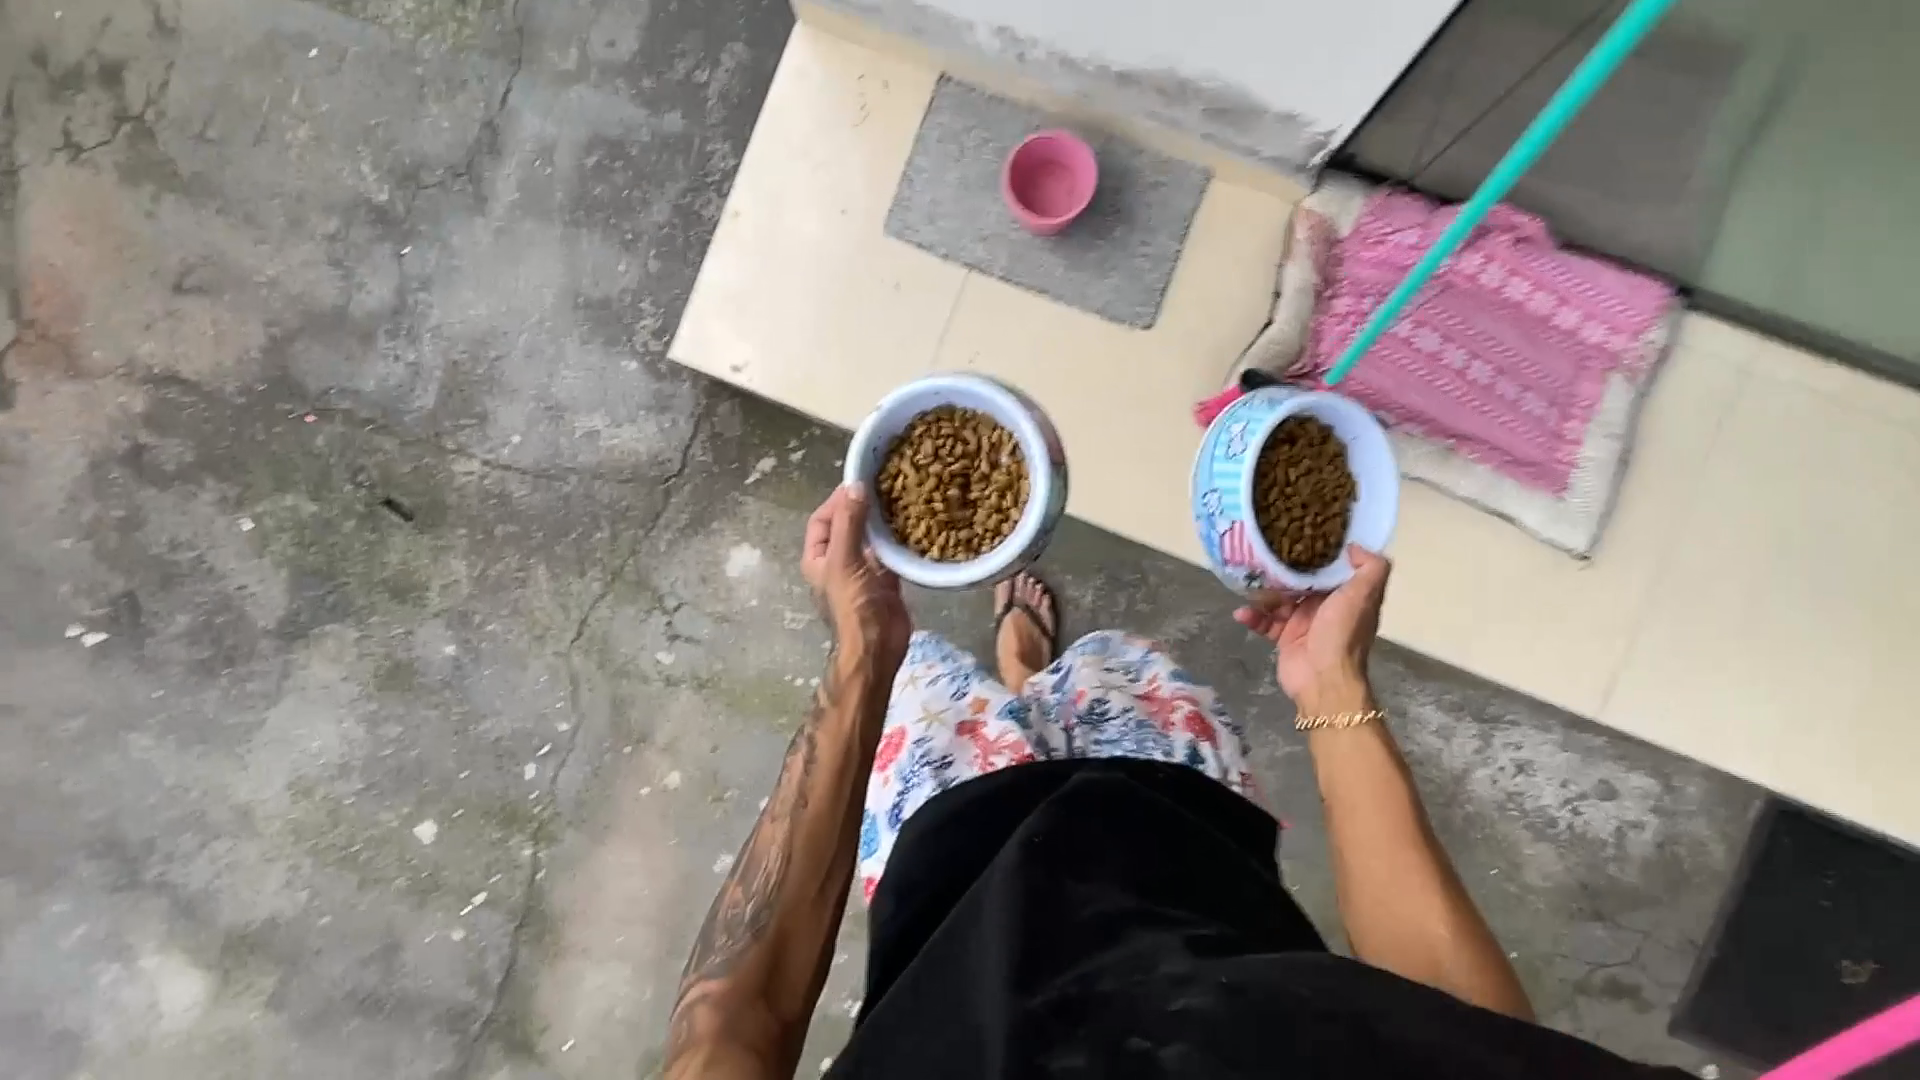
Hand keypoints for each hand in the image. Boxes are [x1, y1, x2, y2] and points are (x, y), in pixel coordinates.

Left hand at [802, 483, 910, 663]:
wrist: (877, 645)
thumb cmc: (853, 604)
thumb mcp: (845, 559)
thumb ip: (849, 522)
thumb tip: (855, 486)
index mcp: (818, 558)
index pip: (822, 519)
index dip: (837, 500)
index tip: (860, 482)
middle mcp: (838, 562)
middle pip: (848, 526)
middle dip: (863, 507)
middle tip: (885, 486)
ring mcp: (863, 571)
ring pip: (871, 539)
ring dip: (883, 522)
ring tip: (901, 499)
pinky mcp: (886, 580)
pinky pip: (891, 554)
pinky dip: (899, 540)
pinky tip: (913, 524)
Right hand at [1234, 544, 1389, 713]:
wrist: (1323, 678)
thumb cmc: (1342, 633)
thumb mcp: (1363, 595)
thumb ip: (1370, 567)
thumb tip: (1354, 546)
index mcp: (1345, 595)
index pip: (1330, 568)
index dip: (1316, 552)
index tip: (1296, 534)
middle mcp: (1324, 606)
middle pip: (1299, 581)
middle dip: (1280, 571)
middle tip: (1259, 557)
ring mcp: (1302, 622)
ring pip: (1278, 599)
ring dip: (1261, 594)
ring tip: (1246, 586)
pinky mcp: (1284, 638)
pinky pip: (1265, 621)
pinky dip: (1253, 617)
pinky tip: (1241, 613)